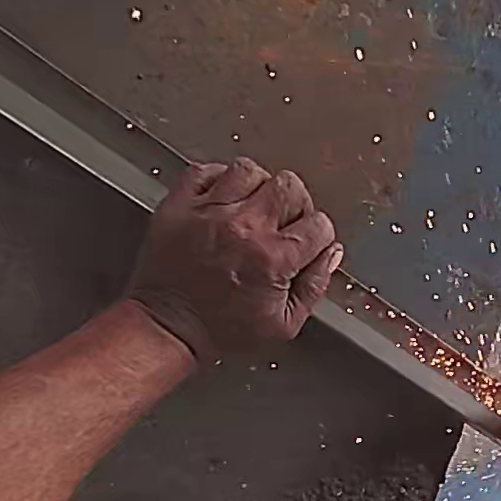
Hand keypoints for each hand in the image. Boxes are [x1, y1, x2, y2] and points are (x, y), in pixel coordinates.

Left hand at [127, 157, 342, 360]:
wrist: (170, 328)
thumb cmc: (223, 330)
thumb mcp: (285, 324)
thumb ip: (314, 287)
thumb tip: (331, 255)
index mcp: (273, 259)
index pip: (319, 225)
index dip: (321, 235)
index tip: (311, 244)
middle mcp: (244, 228)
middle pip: (289, 187)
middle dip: (297, 205)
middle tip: (287, 223)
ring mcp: (210, 212)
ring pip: (250, 171)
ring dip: (260, 188)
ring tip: (255, 209)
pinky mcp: (181, 205)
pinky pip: (206, 170)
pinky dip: (220, 179)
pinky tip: (226, 200)